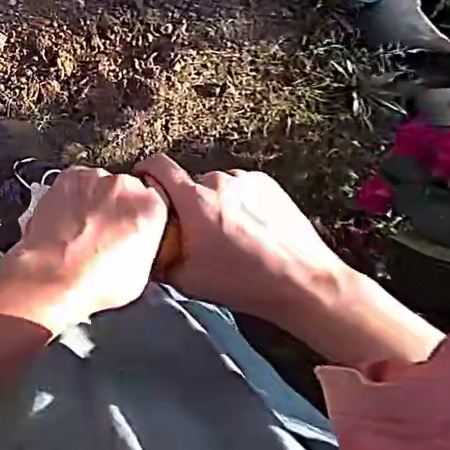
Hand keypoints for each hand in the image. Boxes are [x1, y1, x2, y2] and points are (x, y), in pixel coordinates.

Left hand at [0, 167, 168, 331]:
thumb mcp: (141, 272)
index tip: (132, 224)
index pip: (155, 201)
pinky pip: (75, 182)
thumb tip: (137, 241)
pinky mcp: (66, 178)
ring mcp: (93, 179)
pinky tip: (67, 217)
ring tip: (82, 226)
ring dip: (93, 199)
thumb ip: (145, 243)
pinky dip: (72, 195)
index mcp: (150, 208)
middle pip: (125, 189)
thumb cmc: (95, 280)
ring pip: (99, 184)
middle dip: (116, 205)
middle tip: (104, 229)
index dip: (141, 215)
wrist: (53, 275)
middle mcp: (123, 187)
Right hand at [135, 156, 349, 326]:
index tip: (144, 179)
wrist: (305, 284)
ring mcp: (245, 181)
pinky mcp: (267, 184)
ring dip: (215, 200)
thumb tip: (144, 252)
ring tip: (229, 230)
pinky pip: (240, 185)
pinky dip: (238, 200)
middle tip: (198, 229)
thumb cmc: (245, 283)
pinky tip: (248, 226)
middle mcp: (218, 182)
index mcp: (194, 201)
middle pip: (189, 182)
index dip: (146, 169)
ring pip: (216, 184)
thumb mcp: (188, 280)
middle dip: (188, 201)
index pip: (158, 166)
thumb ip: (158, 261)